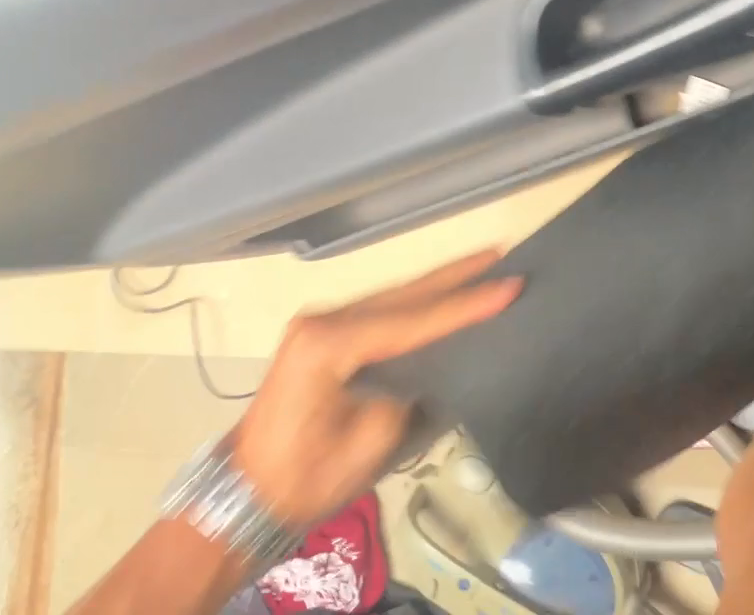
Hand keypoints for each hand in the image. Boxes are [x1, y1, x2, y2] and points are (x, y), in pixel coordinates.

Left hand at [231, 247, 520, 525]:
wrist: (243, 498)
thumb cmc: (304, 479)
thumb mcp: (367, 443)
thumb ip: (406, 393)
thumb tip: (432, 368)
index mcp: (329, 344)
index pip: (413, 320)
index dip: (466, 305)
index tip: (510, 285)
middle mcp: (323, 321)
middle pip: (404, 294)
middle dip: (456, 276)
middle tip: (502, 255)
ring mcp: (320, 324)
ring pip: (393, 296)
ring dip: (438, 284)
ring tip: (483, 266)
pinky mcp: (322, 335)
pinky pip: (380, 310)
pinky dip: (416, 301)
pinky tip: (440, 293)